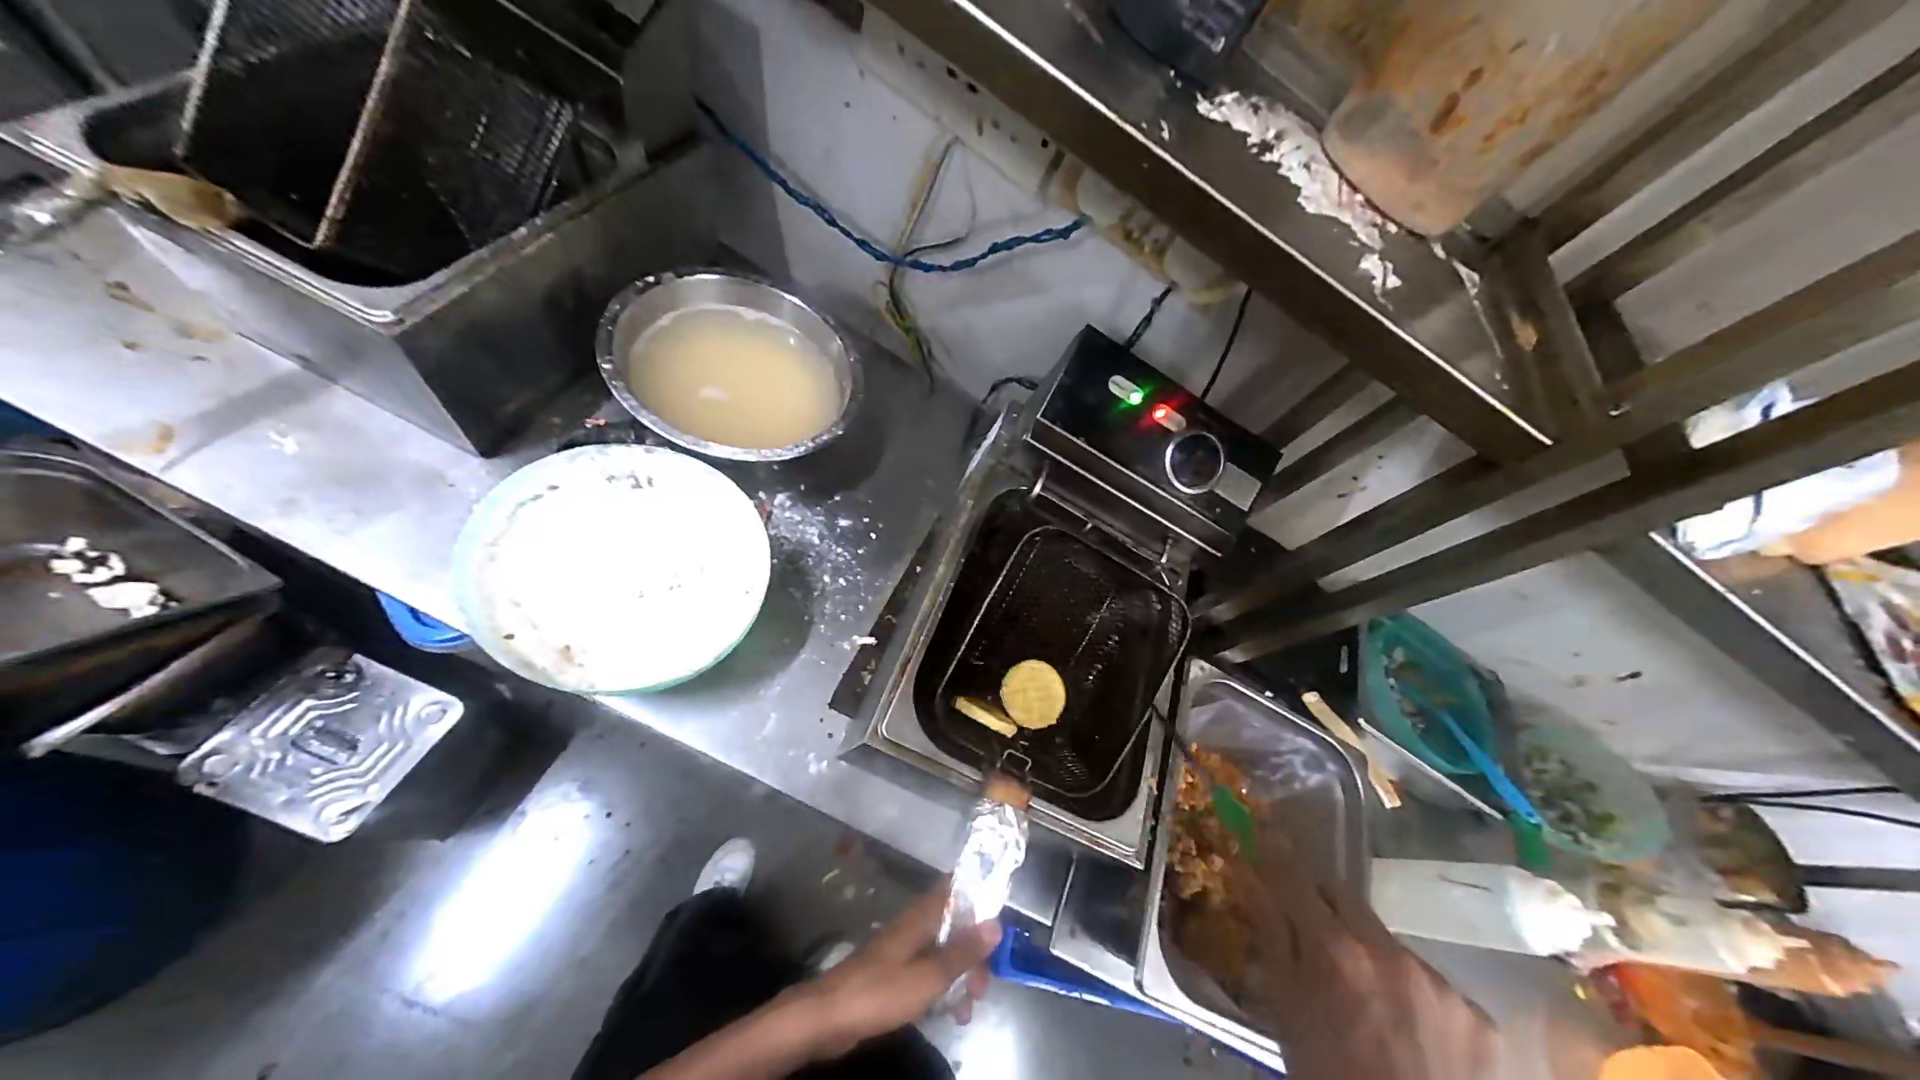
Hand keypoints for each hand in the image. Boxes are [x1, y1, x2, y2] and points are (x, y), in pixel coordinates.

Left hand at [787, 881, 1001, 1060]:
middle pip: (954, 927)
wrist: (826, 1017)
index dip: (979, 895)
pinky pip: (928, 973)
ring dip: (960, 977)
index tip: (1001, 914)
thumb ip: (962, 952)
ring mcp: (902, 950)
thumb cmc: (879, 992)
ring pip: (942, 953)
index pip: (954, 889)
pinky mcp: (894, 974)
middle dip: (974, 953)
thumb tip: (996, 923)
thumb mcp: (928, 977)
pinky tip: (949, 1014)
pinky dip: (942, 989)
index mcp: (920, 918)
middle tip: (984, 988)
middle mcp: (913, 927)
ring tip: (967, 1010)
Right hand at [1233, 842, 1495, 1079]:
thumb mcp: (1286, 1010)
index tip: (1268, 836)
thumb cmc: (1329, 1074)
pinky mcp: (1478, 1015)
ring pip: (1389, 942)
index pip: (1297, 879)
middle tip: (1312, 933)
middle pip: (1346, 897)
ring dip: (1370, 954)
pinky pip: (1432, 984)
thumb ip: (1271, 937)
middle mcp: (1389, 951)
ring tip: (1366, 1000)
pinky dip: (1413, 994)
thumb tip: (1245, 878)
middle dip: (1324, 904)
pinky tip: (1409, 1030)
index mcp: (1335, 950)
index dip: (1279, 855)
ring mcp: (1440, 981)